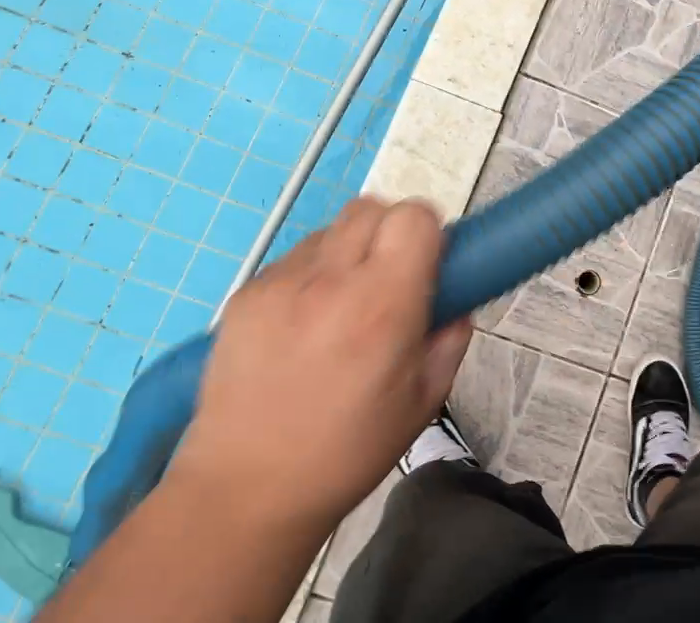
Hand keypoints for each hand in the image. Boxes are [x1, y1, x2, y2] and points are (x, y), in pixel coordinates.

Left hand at [165, 198, 472, 533]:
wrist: (246, 490)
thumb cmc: (348, 452)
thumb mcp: (424, 401)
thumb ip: (449, 340)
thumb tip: (455, 303)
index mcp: (383, 305)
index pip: (414, 216)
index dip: (427, 231)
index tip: (429, 262)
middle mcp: (331, 280)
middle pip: (372, 208)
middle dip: (390, 232)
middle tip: (391, 278)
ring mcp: (280, 283)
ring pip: (331, 230)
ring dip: (349, 251)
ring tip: (342, 305)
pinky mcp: (244, 295)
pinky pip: (292, 260)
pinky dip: (310, 276)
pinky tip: (304, 325)